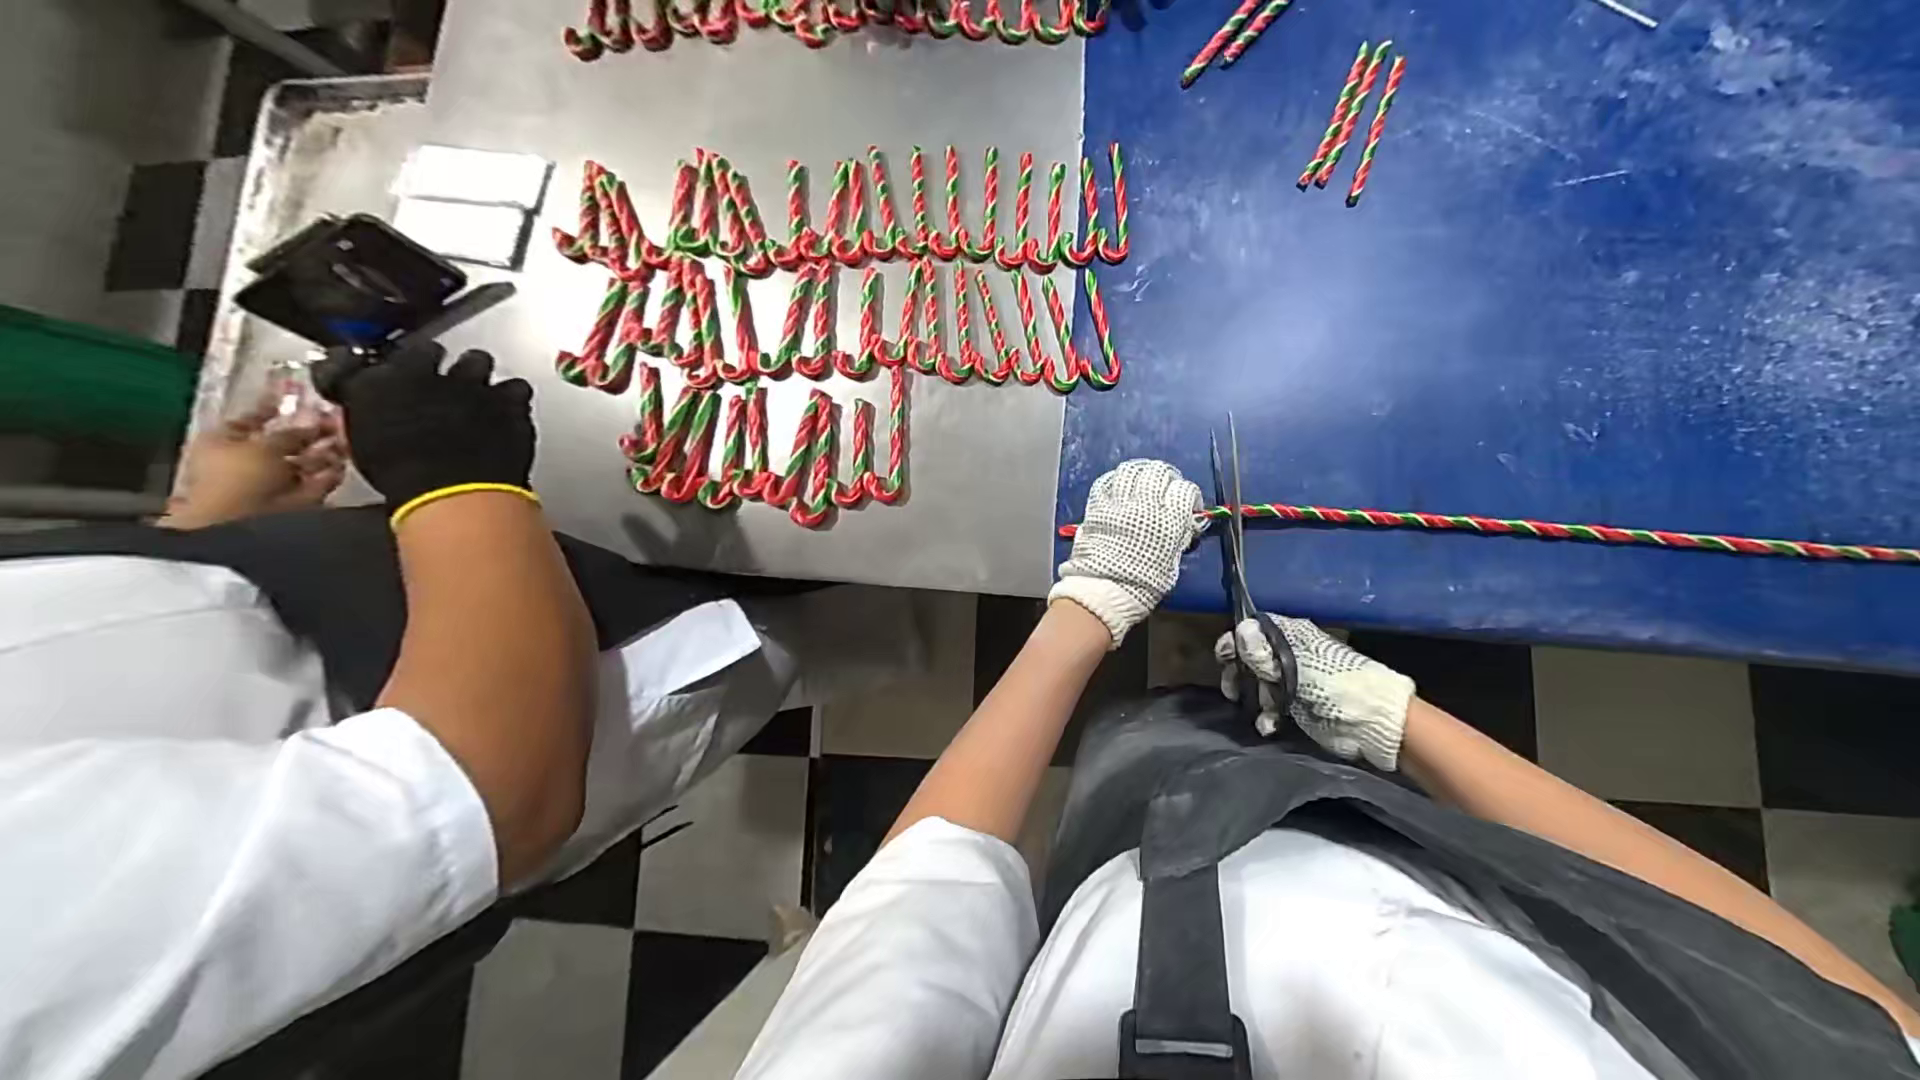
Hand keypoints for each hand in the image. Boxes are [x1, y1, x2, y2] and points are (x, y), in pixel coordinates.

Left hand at [159, 400, 346, 528]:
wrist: (248, 523)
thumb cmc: (241, 477)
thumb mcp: (264, 445)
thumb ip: (293, 432)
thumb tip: (314, 419)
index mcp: (224, 443)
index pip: (250, 420)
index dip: (271, 409)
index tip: (295, 397)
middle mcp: (249, 461)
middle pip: (285, 442)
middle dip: (310, 432)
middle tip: (336, 420)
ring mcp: (275, 483)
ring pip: (306, 461)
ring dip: (326, 452)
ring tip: (348, 440)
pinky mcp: (300, 500)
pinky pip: (320, 481)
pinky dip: (331, 473)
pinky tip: (344, 464)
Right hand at [336, 342, 535, 509]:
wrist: (455, 490)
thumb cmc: (408, 478)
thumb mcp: (370, 445)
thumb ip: (376, 416)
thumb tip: (385, 416)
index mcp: (378, 383)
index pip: (383, 358)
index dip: (403, 367)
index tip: (411, 374)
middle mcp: (424, 375)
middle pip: (432, 351)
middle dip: (436, 365)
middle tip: (448, 384)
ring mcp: (471, 385)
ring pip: (478, 360)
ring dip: (478, 374)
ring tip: (480, 391)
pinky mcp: (509, 400)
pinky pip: (517, 387)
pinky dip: (514, 397)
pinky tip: (512, 409)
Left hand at [1048, 459, 1203, 648]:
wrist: (1103, 590)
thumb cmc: (1141, 584)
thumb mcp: (1170, 564)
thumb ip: (1177, 539)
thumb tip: (1183, 524)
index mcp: (1168, 522)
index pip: (1184, 491)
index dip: (1189, 495)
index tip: (1188, 503)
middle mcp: (1144, 506)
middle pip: (1159, 472)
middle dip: (1166, 476)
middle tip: (1166, 485)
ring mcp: (1118, 503)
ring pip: (1131, 470)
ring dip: (1140, 472)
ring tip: (1143, 480)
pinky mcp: (1097, 506)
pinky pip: (1106, 482)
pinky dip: (1115, 480)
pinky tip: (1119, 485)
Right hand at [1215, 615, 1413, 770]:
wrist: (1369, 721)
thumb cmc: (1333, 684)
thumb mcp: (1295, 665)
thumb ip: (1263, 651)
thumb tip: (1241, 628)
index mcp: (1291, 635)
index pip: (1253, 630)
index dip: (1236, 641)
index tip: (1224, 658)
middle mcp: (1289, 653)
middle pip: (1250, 656)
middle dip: (1239, 673)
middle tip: (1232, 690)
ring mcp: (1292, 679)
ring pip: (1257, 682)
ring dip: (1255, 697)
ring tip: (1262, 712)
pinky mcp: (1295, 703)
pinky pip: (1270, 704)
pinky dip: (1266, 715)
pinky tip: (1269, 724)